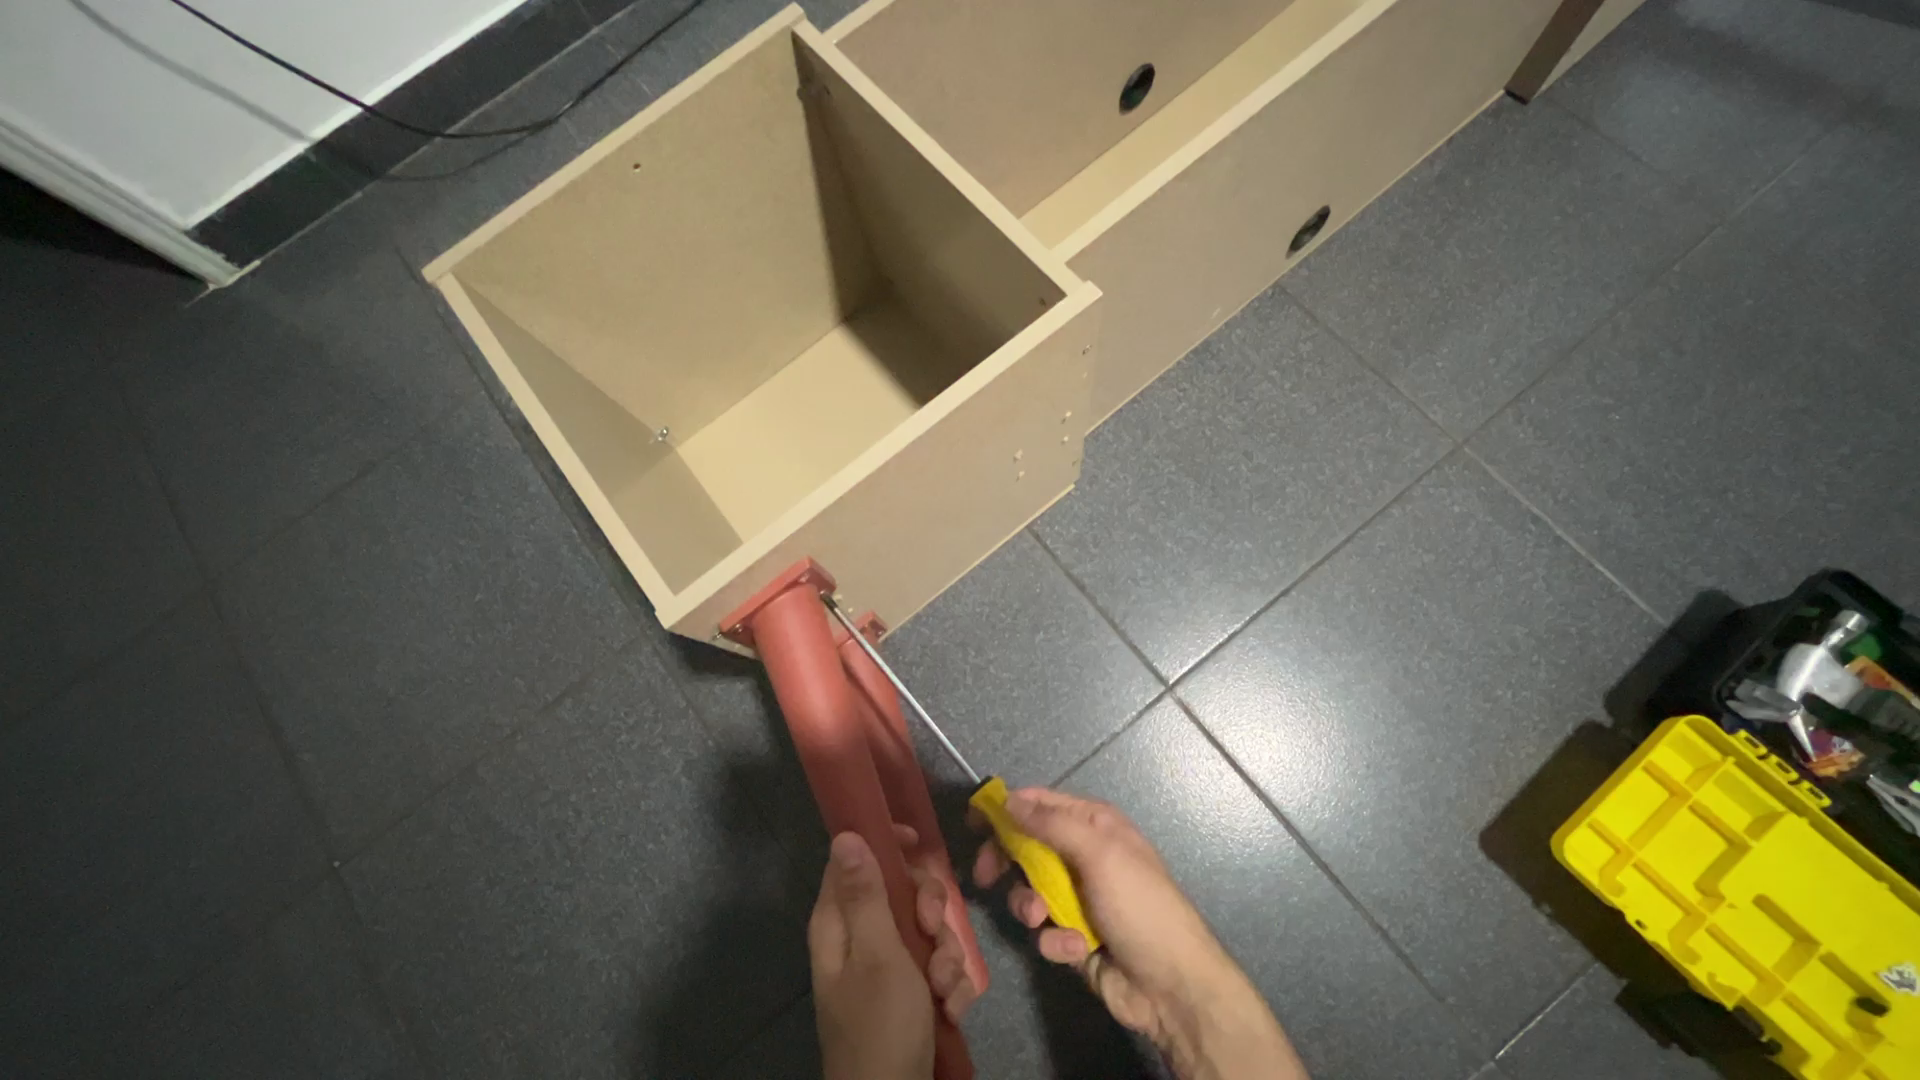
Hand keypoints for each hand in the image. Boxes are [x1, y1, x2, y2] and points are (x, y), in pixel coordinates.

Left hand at [810, 829, 980, 1079]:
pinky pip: (939, 967)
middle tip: (934, 934)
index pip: (852, 859)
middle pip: (900, 892)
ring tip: (943, 991)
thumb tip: (844, 833)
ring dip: (946, 956)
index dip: (883, 844)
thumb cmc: (881, 1026)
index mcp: (838, 924)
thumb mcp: (878, 954)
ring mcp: (886, 969)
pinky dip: (950, 985)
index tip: (915, 845)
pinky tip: (951, 1009)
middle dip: (930, 911)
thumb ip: (867, 894)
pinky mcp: (911, 995)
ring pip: (927, 930)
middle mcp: (859, 940)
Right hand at [973, 789, 1307, 1079]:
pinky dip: (1056, 939)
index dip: (1006, 809)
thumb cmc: (1138, 905)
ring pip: (1029, 891)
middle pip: (1026, 847)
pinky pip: (1045, 930)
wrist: (1172, 985)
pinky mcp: (1074, 936)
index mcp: (1094, 825)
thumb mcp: (1098, 853)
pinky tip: (1078, 949)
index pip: (1040, 804)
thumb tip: (1010, 799)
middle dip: (1007, 862)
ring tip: (1043, 919)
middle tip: (984, 875)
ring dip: (1030, 906)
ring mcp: (1078, 898)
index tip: (973, 821)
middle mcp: (1084, 855)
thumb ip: (1050, 824)